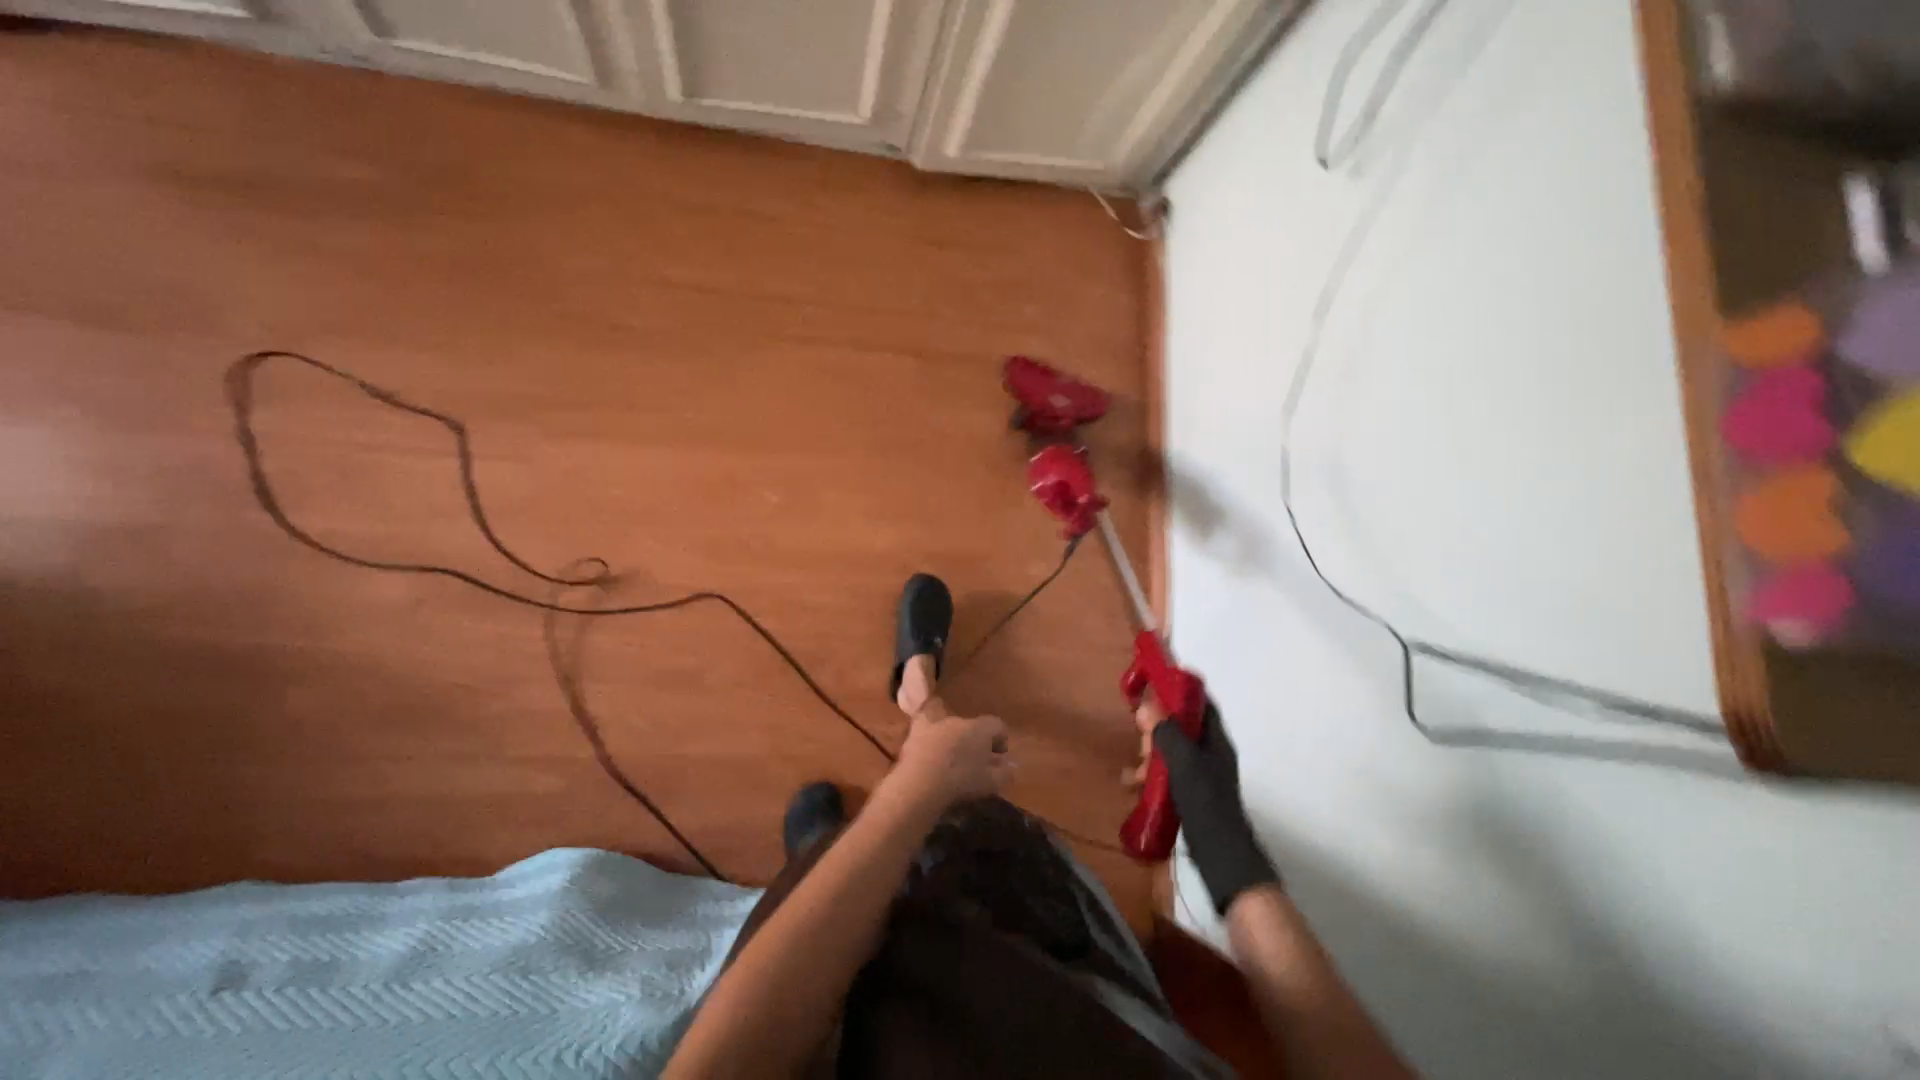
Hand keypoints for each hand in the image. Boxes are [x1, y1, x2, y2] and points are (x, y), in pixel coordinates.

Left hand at [891, 713, 1014, 810]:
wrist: (920, 783)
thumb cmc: (962, 781)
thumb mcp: (991, 783)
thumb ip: (1006, 773)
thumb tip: (1013, 766)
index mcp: (980, 728)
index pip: (997, 725)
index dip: (1001, 739)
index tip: (1000, 757)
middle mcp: (958, 720)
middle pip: (973, 726)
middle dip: (976, 740)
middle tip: (976, 761)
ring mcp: (934, 725)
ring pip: (948, 725)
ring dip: (952, 738)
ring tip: (951, 758)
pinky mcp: (913, 735)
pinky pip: (923, 727)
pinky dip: (927, 735)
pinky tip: (927, 751)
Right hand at [1144, 696, 1278, 913]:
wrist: (1222, 858)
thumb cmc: (1206, 805)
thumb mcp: (1184, 764)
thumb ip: (1167, 733)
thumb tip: (1148, 704)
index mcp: (1215, 741)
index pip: (1200, 703)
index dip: (1177, 690)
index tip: (1150, 684)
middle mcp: (1210, 754)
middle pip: (1180, 726)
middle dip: (1156, 730)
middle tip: (1141, 740)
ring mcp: (1201, 776)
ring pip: (1169, 752)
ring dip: (1148, 756)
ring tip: (1134, 774)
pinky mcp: (1190, 795)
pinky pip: (1166, 775)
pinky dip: (1150, 777)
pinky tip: (1134, 788)